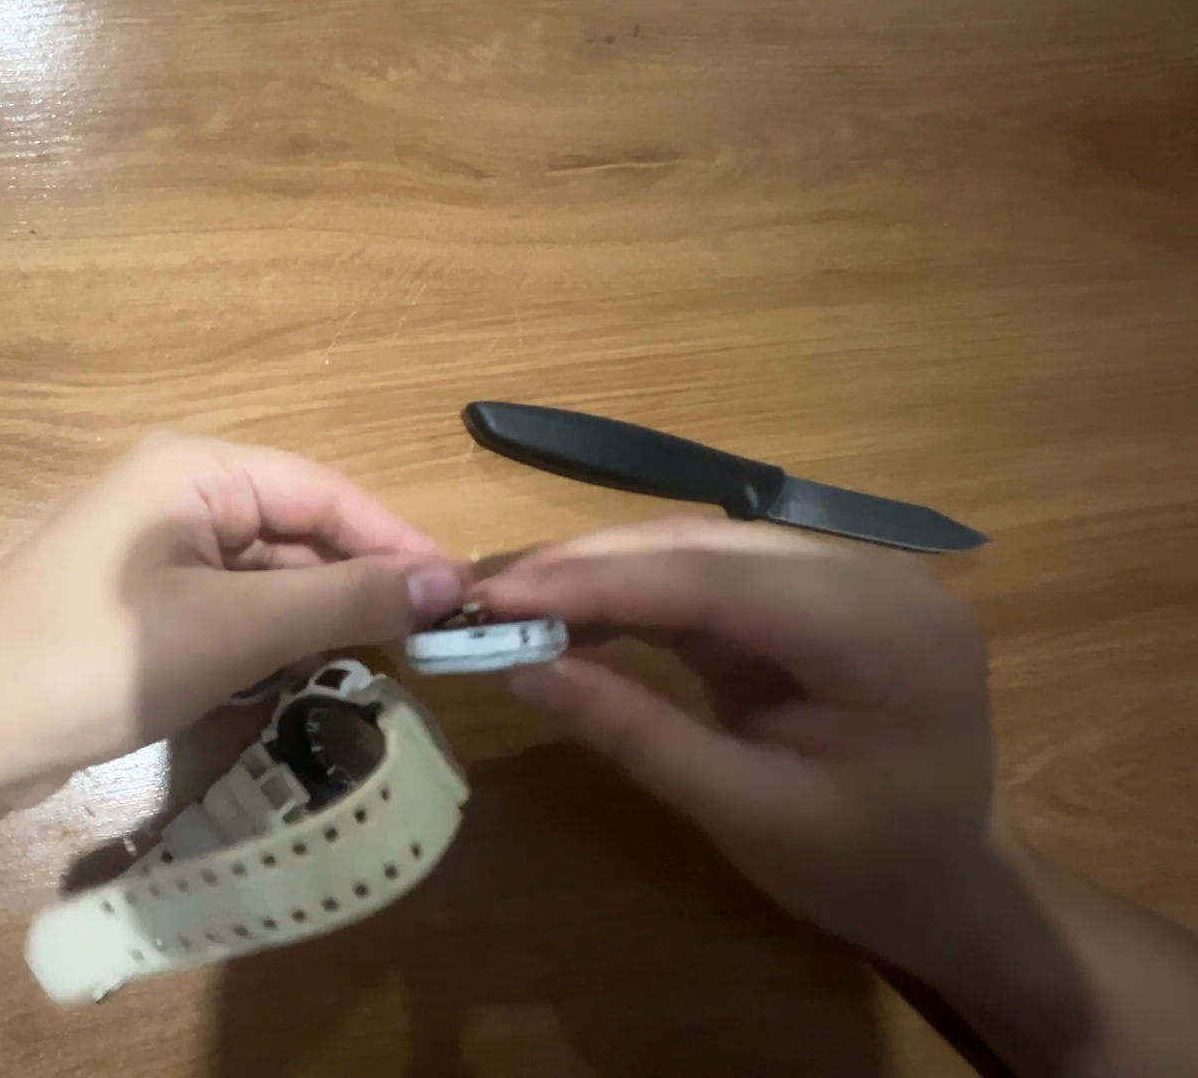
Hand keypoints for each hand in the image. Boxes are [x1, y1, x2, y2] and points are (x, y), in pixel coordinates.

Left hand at [0, 435, 467, 790]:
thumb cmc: (97, 662)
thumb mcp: (233, 629)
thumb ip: (342, 599)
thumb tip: (447, 581)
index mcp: (194, 470)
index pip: (322, 490)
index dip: (393, 540)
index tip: (457, 594)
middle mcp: (177, 495)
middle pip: (295, 530)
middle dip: (352, 584)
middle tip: (420, 643)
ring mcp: (156, 553)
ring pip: (264, 575)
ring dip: (310, 618)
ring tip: (364, 664)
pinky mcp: (144, 604)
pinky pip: (229, 607)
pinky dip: (265, 639)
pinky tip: (284, 677)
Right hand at [472, 518, 1000, 971]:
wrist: (944, 878)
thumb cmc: (863, 864)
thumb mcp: (743, 812)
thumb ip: (631, 733)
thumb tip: (516, 671)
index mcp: (885, 634)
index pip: (714, 581)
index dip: (594, 582)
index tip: (495, 598)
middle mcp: (864, 576)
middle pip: (693, 545)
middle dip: (578, 568)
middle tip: (482, 598)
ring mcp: (828, 572)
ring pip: (678, 546)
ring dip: (586, 571)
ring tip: (505, 602)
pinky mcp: (786, 586)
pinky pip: (682, 570)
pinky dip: (612, 590)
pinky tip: (558, 609)